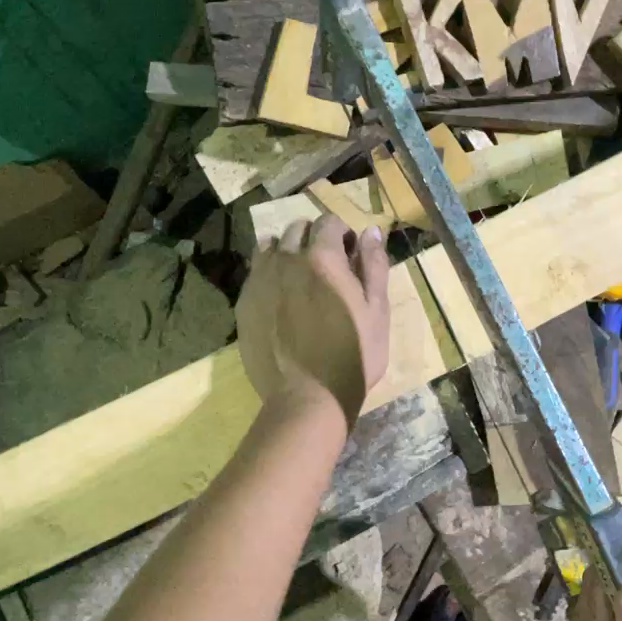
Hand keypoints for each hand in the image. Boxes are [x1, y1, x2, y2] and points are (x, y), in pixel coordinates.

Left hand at [236, 215, 390, 421]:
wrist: (307, 398)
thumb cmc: (353, 355)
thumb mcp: (377, 310)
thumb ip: (374, 265)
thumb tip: (370, 230)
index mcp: (323, 257)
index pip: (328, 222)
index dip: (342, 234)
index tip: (350, 255)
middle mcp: (287, 259)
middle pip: (297, 229)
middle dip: (313, 239)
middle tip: (326, 267)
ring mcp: (260, 281)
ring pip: (270, 247)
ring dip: (287, 252)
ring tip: (299, 279)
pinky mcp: (244, 303)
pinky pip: (254, 273)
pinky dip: (268, 275)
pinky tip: (280, 300)